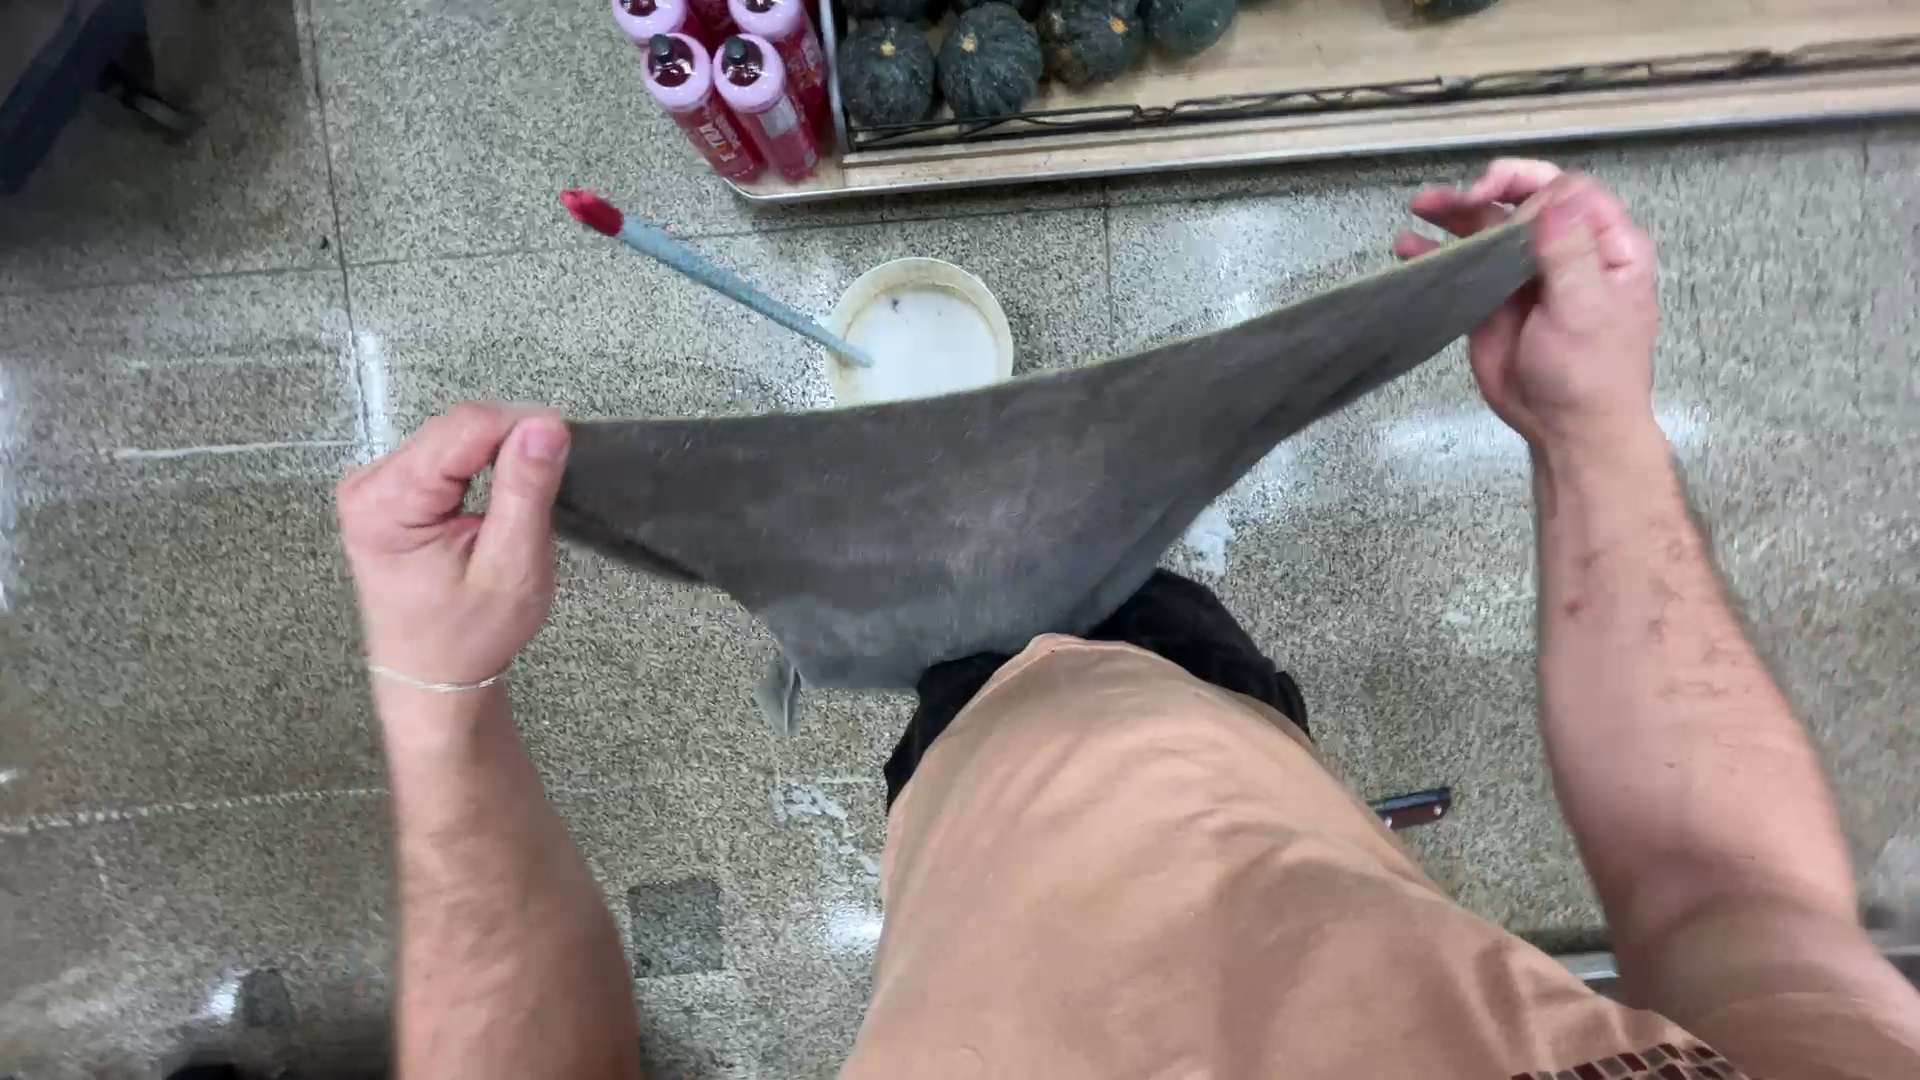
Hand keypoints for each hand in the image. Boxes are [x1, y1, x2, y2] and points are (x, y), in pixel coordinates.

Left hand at [336, 402, 569, 688]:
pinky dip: (489, 463)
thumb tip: (548, 425)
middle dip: (515, 440)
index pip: (466, 428)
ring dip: (504, 452)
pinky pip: (450, 455)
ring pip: (457, 437)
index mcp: (389, 501)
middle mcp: (370, 481)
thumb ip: (527, 490)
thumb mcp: (513, 563)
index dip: (524, 426)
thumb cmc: (475, 630)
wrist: (435, 673)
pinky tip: (508, 488)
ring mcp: (377, 484)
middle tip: (557, 476)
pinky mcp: (392, 491)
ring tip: (535, 488)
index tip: (569, 447)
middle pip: (459, 428)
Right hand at [1394, 158, 1659, 452]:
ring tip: (1419, 206)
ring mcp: (1520, 279)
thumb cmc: (1591, 368)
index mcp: (1603, 244)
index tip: (1493, 204)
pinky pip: (1461, 271)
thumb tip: (1548, 199)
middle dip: (1484, 192)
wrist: (1563, 423)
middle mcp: (1560, 253)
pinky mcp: (1487, 304)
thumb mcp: (1586, 306)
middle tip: (1450, 197)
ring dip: (1453, 218)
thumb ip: (1567, 252)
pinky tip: (1408, 249)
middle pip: (1520, 205)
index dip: (1527, 187)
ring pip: (1486, 235)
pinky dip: (1434, 258)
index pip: (1565, 193)